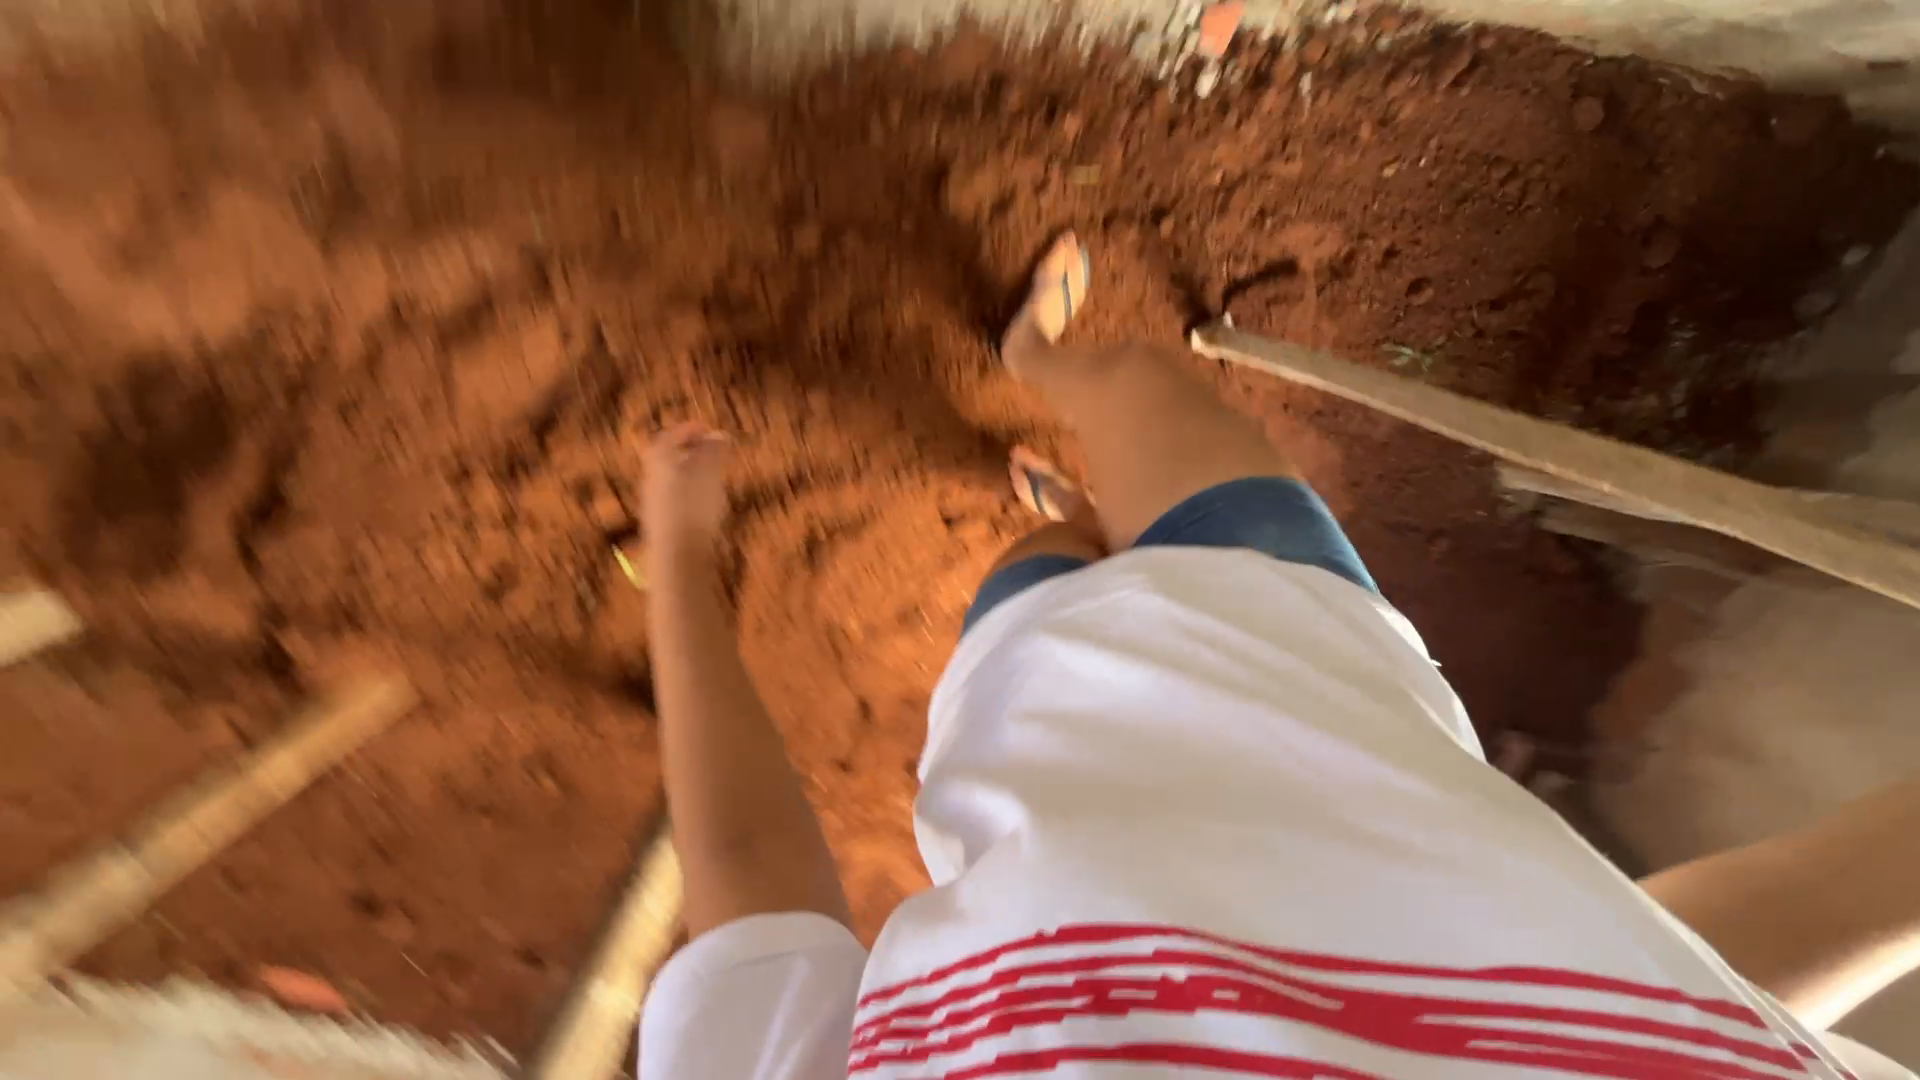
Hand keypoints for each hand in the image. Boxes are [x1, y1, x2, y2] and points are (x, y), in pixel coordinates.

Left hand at [643, 422, 731, 568]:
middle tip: (710, 451)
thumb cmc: (695, 506)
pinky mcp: (661, 526)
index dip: (687, 430)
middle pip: (668, 458)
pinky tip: (705, 505)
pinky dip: (689, 494)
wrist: (677, 554)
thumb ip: (713, 451)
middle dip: (688, 452)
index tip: (705, 428)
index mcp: (659, 461)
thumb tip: (718, 435)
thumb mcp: (709, 472)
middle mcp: (651, 480)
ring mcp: (654, 505)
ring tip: (712, 477)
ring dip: (689, 474)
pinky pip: (675, 501)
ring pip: (671, 481)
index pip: (670, 437)